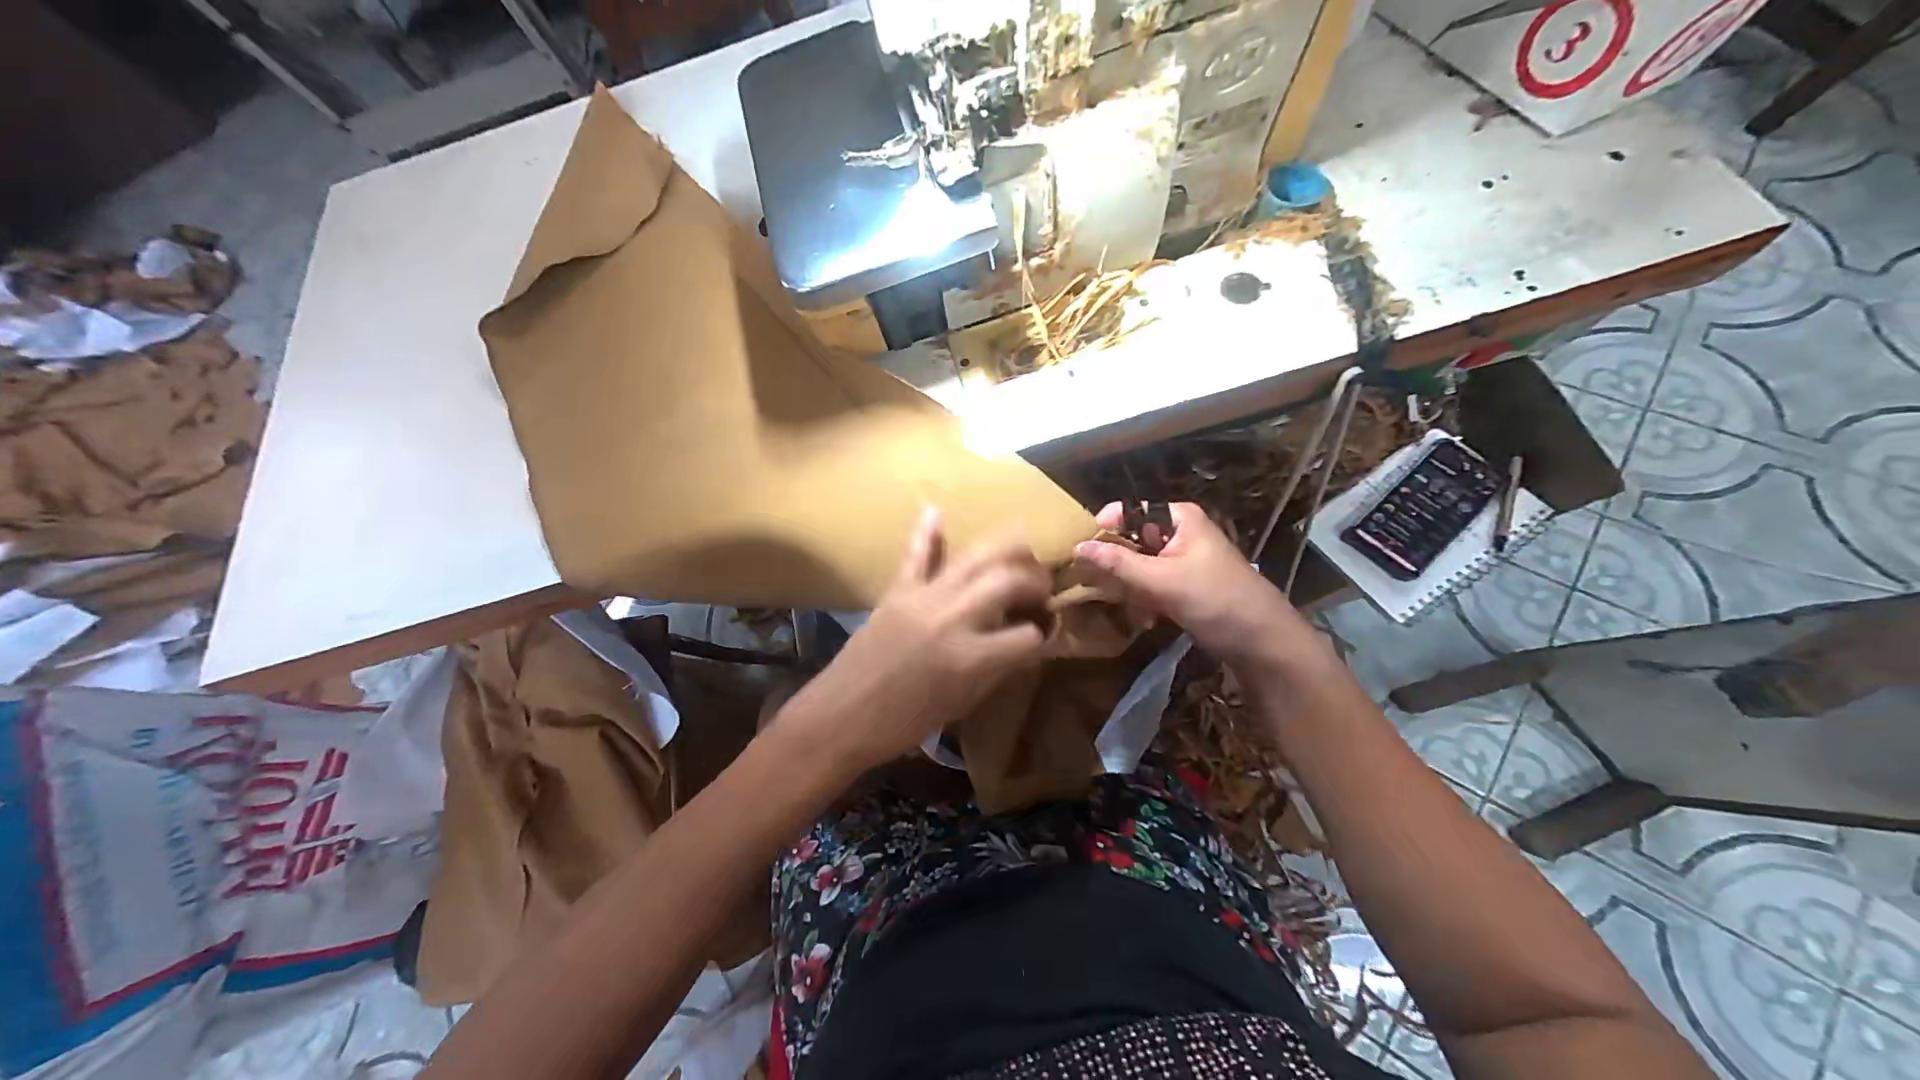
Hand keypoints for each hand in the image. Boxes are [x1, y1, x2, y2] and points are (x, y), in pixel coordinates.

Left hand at [773, 508, 1051, 775]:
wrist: (841, 717)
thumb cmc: (905, 724)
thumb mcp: (962, 703)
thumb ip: (998, 668)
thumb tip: (1028, 643)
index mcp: (972, 658)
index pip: (1030, 636)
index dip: (1044, 635)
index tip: (1046, 634)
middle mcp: (953, 618)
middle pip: (1009, 580)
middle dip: (1036, 581)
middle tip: (1042, 589)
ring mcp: (922, 598)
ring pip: (974, 558)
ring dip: (1006, 550)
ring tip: (1022, 552)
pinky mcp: (896, 591)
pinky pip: (916, 555)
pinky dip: (927, 531)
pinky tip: (938, 510)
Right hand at [1076, 502, 1332, 675]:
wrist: (1264, 644)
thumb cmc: (1216, 601)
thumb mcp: (1162, 581)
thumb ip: (1117, 563)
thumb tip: (1077, 547)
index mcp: (1179, 518)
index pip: (1126, 511)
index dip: (1103, 530)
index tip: (1081, 556)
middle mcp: (1180, 532)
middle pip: (1130, 540)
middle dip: (1119, 569)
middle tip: (1109, 591)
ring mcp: (1183, 560)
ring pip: (1138, 567)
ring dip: (1132, 591)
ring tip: (1140, 613)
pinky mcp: (1185, 585)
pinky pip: (1151, 586)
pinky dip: (1146, 602)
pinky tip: (1150, 621)